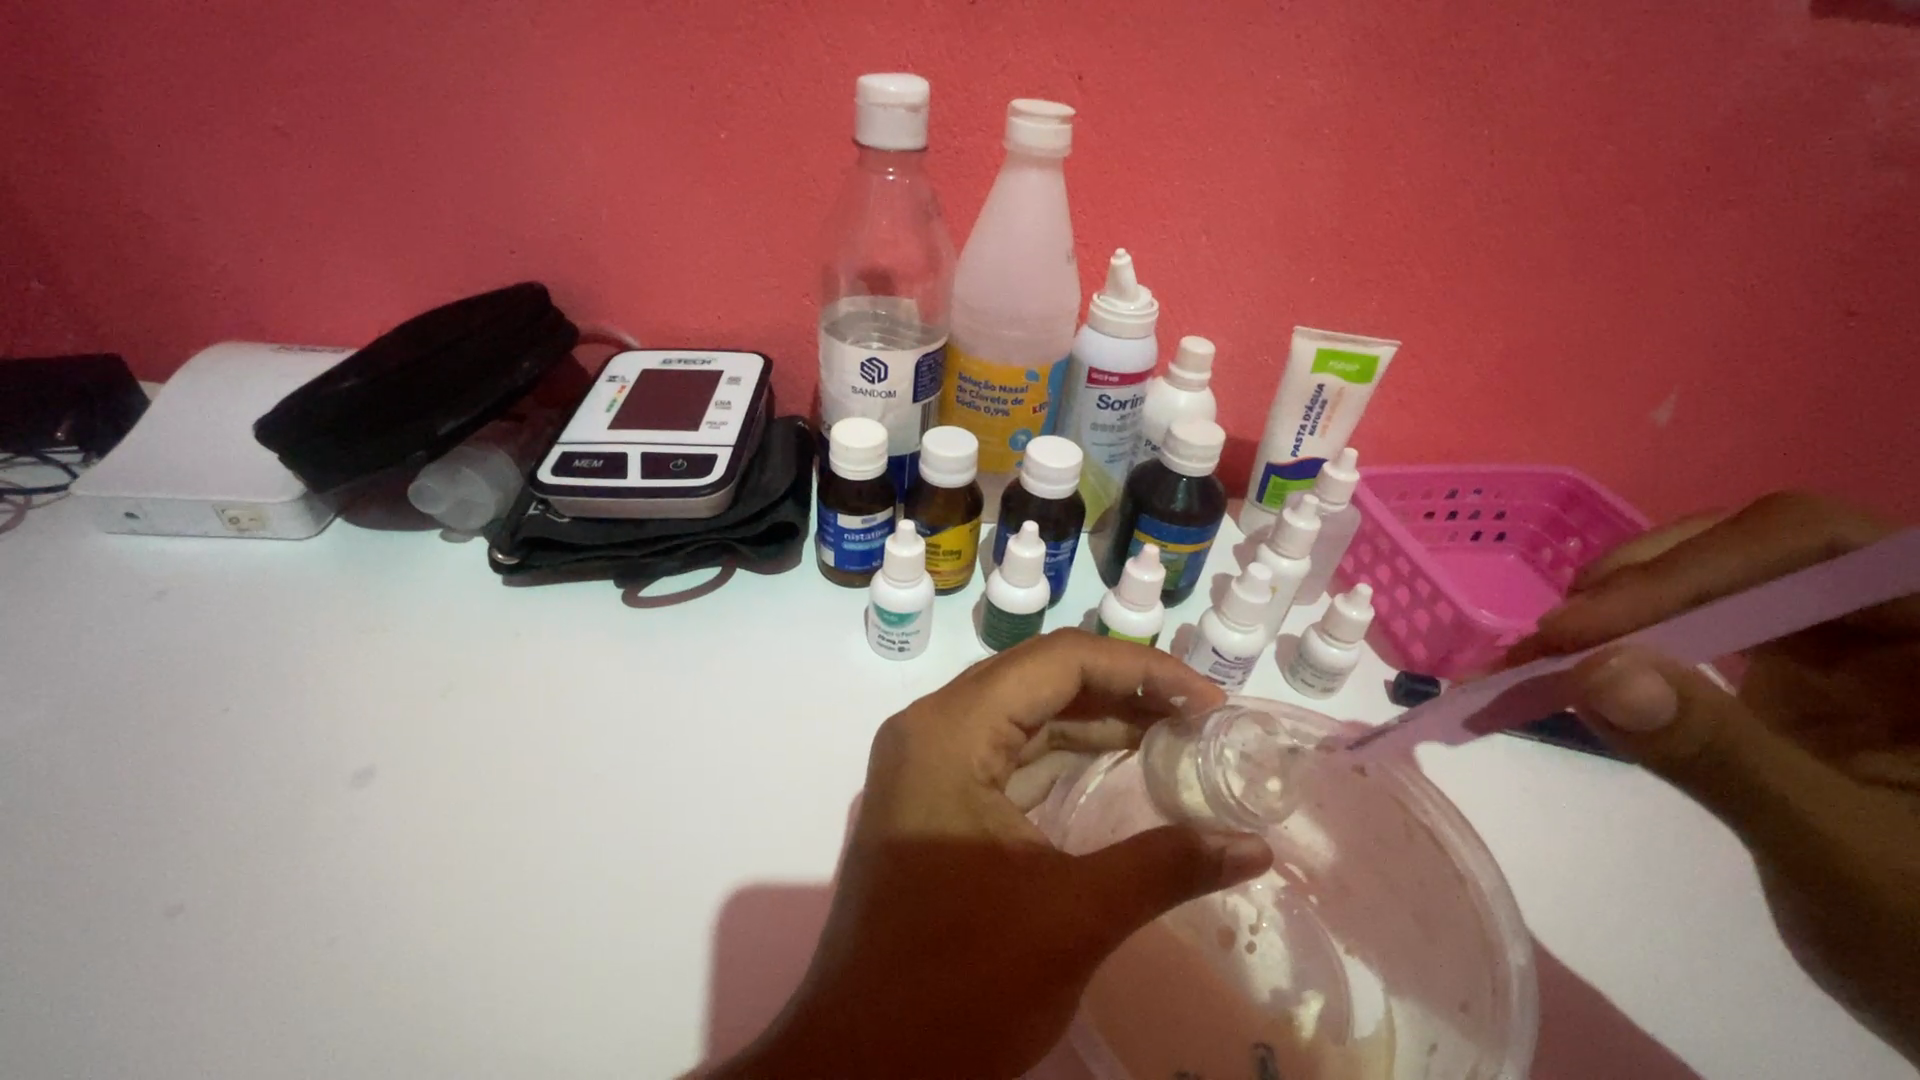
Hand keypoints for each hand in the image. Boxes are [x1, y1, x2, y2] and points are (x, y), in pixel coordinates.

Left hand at [710, 630, 1272, 1078]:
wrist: (864, 1061)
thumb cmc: (960, 982)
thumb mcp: (1073, 917)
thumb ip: (1166, 866)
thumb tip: (1255, 846)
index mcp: (951, 731)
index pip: (1058, 661)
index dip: (1142, 670)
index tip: (1210, 701)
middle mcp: (931, 729)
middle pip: (1039, 678)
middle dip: (1124, 689)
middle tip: (1199, 714)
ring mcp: (926, 765)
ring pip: (1023, 714)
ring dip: (1097, 719)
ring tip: (1175, 734)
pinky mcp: (932, 800)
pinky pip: (1007, 754)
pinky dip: (1065, 755)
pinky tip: (1121, 767)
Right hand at [1507, 492, 1919, 1062]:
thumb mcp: (1844, 857)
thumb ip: (1725, 758)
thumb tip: (1590, 671)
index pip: (1821, 547)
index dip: (1692, 569)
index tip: (1580, 630)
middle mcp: (1907, 625)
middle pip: (1760, 551)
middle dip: (1645, 584)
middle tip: (1553, 638)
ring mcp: (1851, 655)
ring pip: (1720, 589)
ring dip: (1621, 614)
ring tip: (1540, 656)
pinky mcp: (1798, 687)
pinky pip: (1700, 640)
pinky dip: (1625, 653)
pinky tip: (1567, 674)